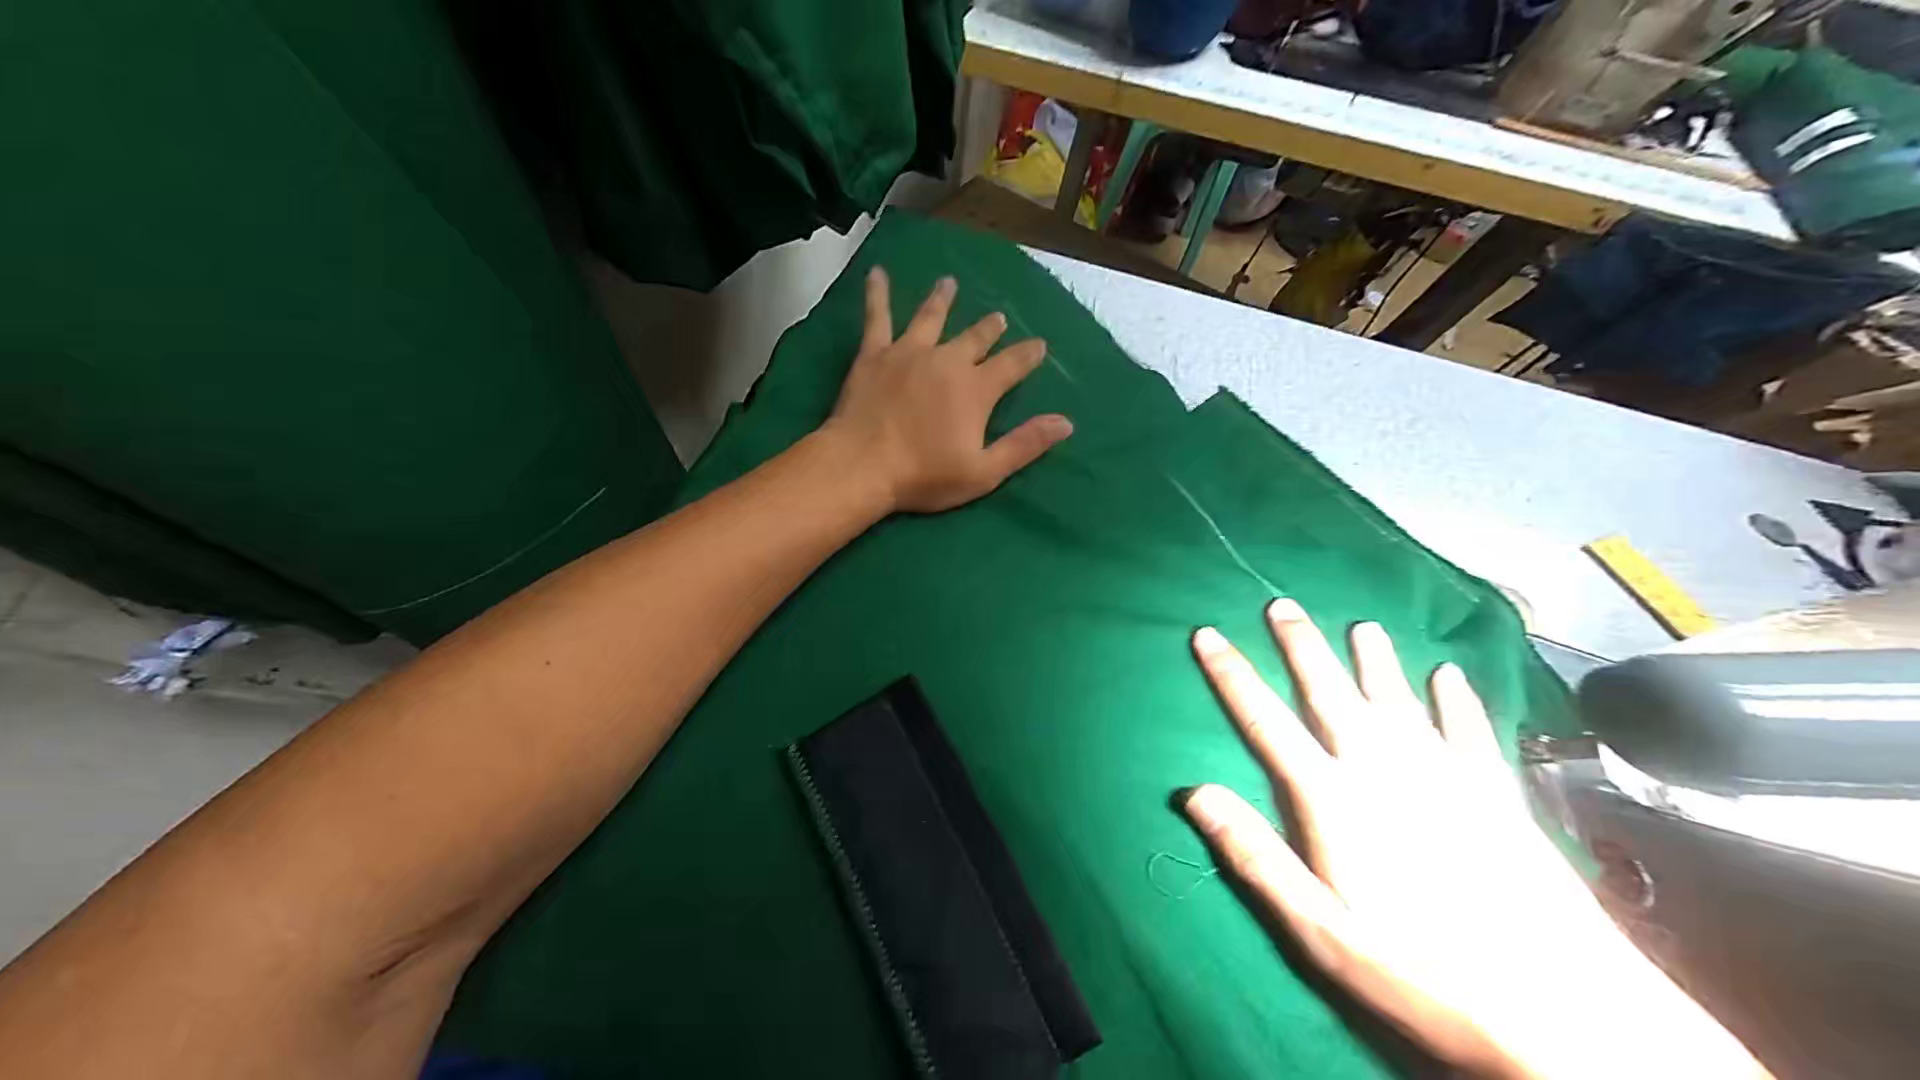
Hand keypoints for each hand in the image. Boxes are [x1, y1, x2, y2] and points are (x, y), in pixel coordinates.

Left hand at [822, 267, 1071, 513]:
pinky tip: (877, 274)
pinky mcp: (874, 354)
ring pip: (930, 317)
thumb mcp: (984, 472)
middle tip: (998, 318)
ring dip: (942, 299)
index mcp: (976, 389)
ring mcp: (908, 352)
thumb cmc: (924, 475)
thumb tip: (1066, 422)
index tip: (1039, 346)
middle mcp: (947, 360)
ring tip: (949, 282)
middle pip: (975, 338)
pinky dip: (878, 294)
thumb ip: (1025, 444)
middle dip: (990, 328)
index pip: (1012, 365)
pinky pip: (877, 317)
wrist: (862, 466)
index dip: (1028, 355)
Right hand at [1182, 600, 1769, 1079]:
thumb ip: (1256, 857)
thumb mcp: (1320, 931)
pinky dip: (1457, 699)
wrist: (1565, 1010)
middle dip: (1301, 646)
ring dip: (1375, 660)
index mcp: (1333, 799)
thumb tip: (1194, 793)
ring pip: (1398, 699)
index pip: (1267, 723)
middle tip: (1282, 604)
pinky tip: (1450, 674)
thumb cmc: (1422, 972)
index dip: (1232, 676)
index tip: (1207, 635)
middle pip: (1331, 694)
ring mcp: (1445, 776)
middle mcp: (1383, 770)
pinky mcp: (1497, 795)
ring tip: (1360, 624)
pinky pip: (1470, 730)